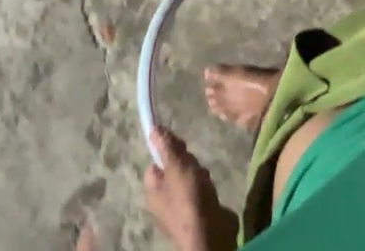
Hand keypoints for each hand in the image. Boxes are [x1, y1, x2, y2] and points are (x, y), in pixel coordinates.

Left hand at [143, 128, 237, 250]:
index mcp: (153, 188)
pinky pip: (199, 192)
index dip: (169, 150)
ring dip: (199, 175)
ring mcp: (179, 207)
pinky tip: (211, 191)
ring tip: (205, 180)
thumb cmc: (189, 199)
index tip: (183, 145)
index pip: (156, 160)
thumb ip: (166, 148)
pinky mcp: (196, 213)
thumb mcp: (177, 167)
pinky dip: (206, 188)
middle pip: (174, 168)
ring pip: (189, 179)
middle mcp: (162, 199)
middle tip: (195, 167)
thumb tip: (152, 129)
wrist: (209, 234)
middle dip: (188, 163)